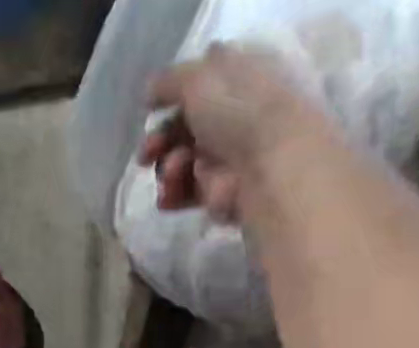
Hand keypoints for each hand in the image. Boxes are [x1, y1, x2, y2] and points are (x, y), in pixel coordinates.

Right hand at [139, 45, 316, 222]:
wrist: (271, 167)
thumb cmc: (238, 111)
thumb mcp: (198, 78)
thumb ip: (169, 82)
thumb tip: (150, 93)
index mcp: (236, 81)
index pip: (196, 87)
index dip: (170, 100)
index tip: (150, 112)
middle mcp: (234, 117)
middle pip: (184, 129)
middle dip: (160, 141)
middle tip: (147, 155)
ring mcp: (229, 158)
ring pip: (182, 163)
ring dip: (167, 169)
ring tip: (173, 173)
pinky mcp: (224, 194)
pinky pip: (189, 193)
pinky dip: (174, 195)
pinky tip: (168, 197)